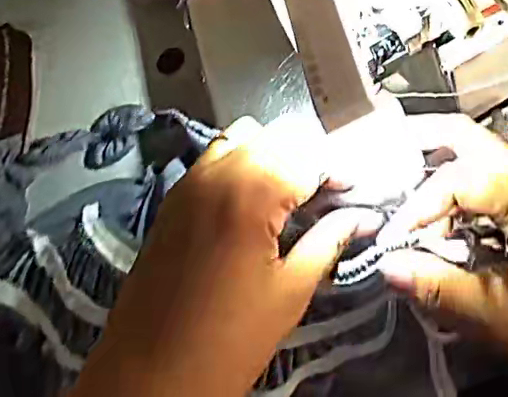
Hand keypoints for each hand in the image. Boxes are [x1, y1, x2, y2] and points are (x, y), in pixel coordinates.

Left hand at [72, 117, 374, 396]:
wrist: (143, 385)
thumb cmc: (225, 343)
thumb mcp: (289, 293)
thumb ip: (330, 240)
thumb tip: (364, 216)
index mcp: (254, 190)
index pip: (312, 157)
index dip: (338, 174)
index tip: (352, 195)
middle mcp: (222, 169)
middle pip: (282, 137)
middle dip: (310, 159)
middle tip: (327, 195)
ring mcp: (193, 179)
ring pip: (249, 136)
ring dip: (276, 154)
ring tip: (291, 193)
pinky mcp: (174, 196)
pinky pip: (219, 154)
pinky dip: (244, 160)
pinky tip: (255, 197)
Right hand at [377, 115, 507, 396]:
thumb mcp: (502, 317)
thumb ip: (441, 286)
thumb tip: (390, 265)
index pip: (452, 178)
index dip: (416, 207)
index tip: (392, 241)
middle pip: (465, 137)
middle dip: (421, 148)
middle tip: (384, 172)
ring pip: (477, 155)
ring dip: (442, 173)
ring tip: (410, 209)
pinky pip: (492, 177)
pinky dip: (463, 191)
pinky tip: (446, 224)